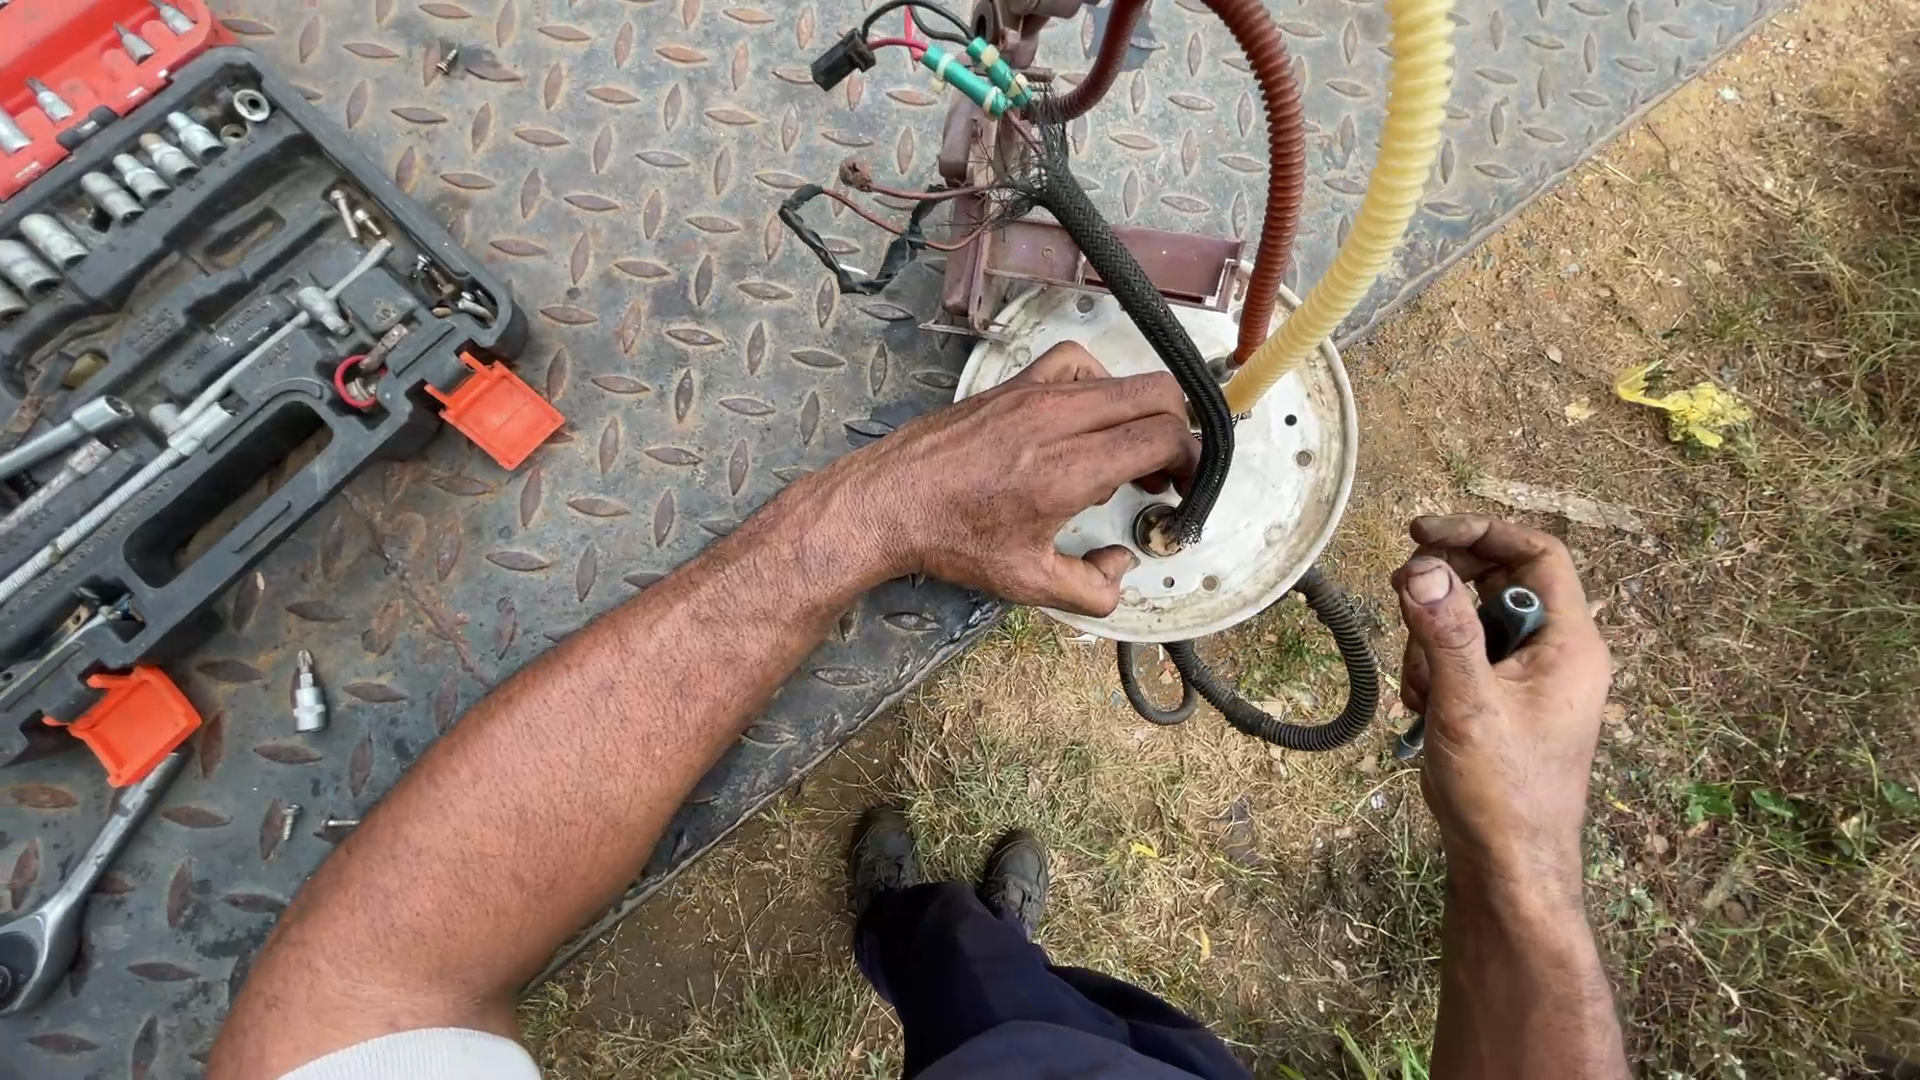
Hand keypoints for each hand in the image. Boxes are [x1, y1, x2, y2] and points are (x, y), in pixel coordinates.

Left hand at [806, 341, 1198, 614]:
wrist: (887, 503)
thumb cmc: (950, 539)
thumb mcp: (1026, 583)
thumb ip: (1093, 589)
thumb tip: (1120, 567)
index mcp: (1068, 469)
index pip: (1164, 436)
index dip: (1192, 461)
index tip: (1183, 487)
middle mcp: (1057, 420)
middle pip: (1157, 394)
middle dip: (1178, 431)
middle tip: (1163, 473)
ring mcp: (1032, 393)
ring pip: (1120, 377)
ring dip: (1138, 411)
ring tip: (1122, 453)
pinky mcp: (1011, 384)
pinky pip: (1073, 362)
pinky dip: (1097, 383)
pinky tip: (1082, 419)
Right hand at [1392, 516, 1611, 901]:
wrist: (1505, 856)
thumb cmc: (1502, 787)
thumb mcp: (1469, 704)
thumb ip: (1446, 633)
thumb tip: (1421, 567)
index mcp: (1569, 643)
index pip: (1537, 555)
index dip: (1481, 533)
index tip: (1419, 533)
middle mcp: (1550, 650)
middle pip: (1492, 581)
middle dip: (1440, 591)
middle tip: (1401, 599)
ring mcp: (1521, 673)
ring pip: (1463, 618)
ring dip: (1427, 640)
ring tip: (1423, 689)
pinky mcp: (1494, 693)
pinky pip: (1453, 653)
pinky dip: (1427, 667)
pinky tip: (1423, 705)